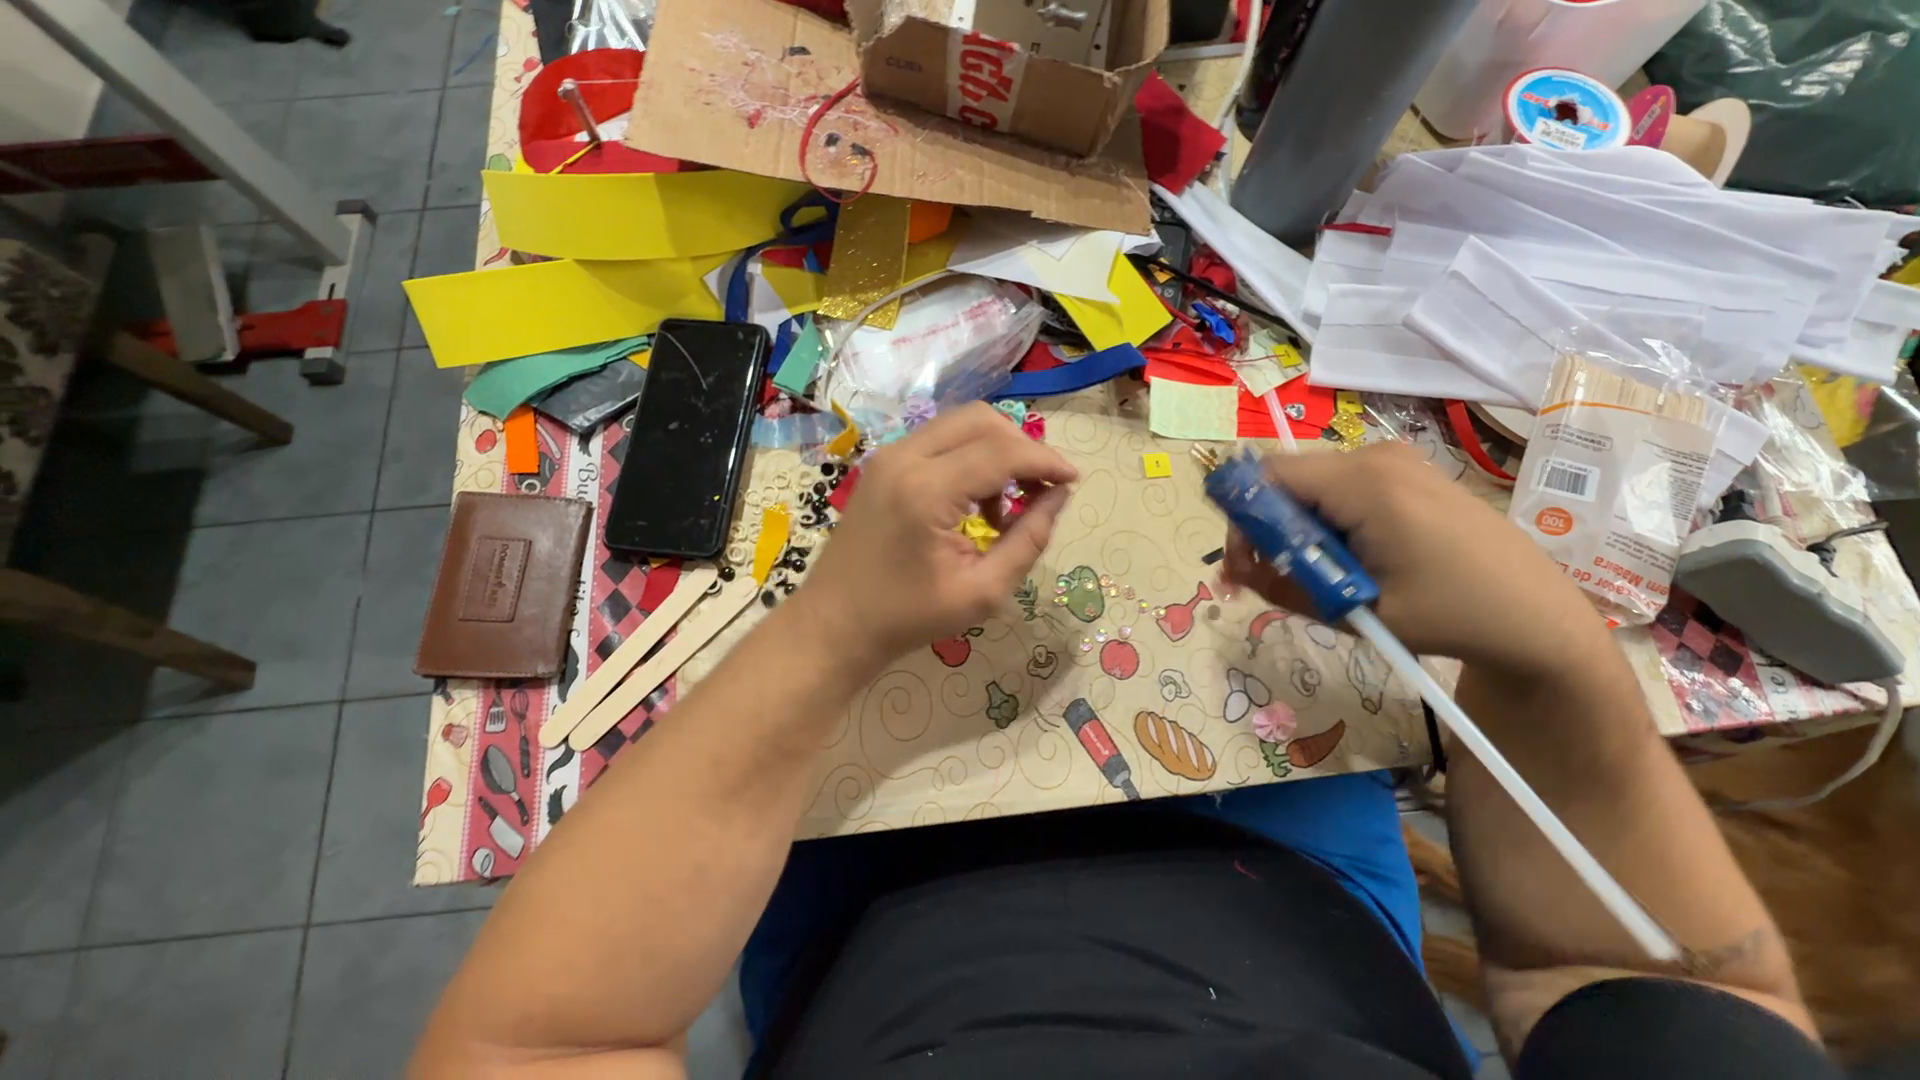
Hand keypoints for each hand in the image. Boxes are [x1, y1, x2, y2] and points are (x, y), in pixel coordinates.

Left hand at [791, 404, 1077, 673]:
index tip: (1073, 481)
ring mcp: (888, 456)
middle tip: (1045, 489)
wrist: (835, 623)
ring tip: (1009, 507)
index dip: (1045, 461)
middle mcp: (904, 458)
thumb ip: (1027, 541)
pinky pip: (939, 440)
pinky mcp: (883, 464)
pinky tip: (977, 504)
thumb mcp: (981, 592)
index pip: (1001, 452)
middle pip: (981, 420)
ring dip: (996, 451)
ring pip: (960, 424)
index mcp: (926, 491)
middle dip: (1022, 447)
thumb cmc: (907, 617)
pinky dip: (970, 457)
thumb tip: (1059, 498)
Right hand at [1222, 443, 1607, 676]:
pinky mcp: (1408, 474)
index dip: (1242, 518)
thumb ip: (1286, 588)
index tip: (1244, 566)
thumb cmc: (1451, 614)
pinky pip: (1342, 487)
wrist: (1538, 615)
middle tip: (1272, 579)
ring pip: (1313, 486)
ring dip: (1299, 529)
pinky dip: (1328, 522)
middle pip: (1288, 480)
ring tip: (1318, 577)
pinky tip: (1349, 561)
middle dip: (1269, 528)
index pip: (1268, 477)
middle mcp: (1376, 457)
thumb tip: (1232, 572)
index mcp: (1365, 483)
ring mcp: (1396, 461)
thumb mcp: (1358, 611)